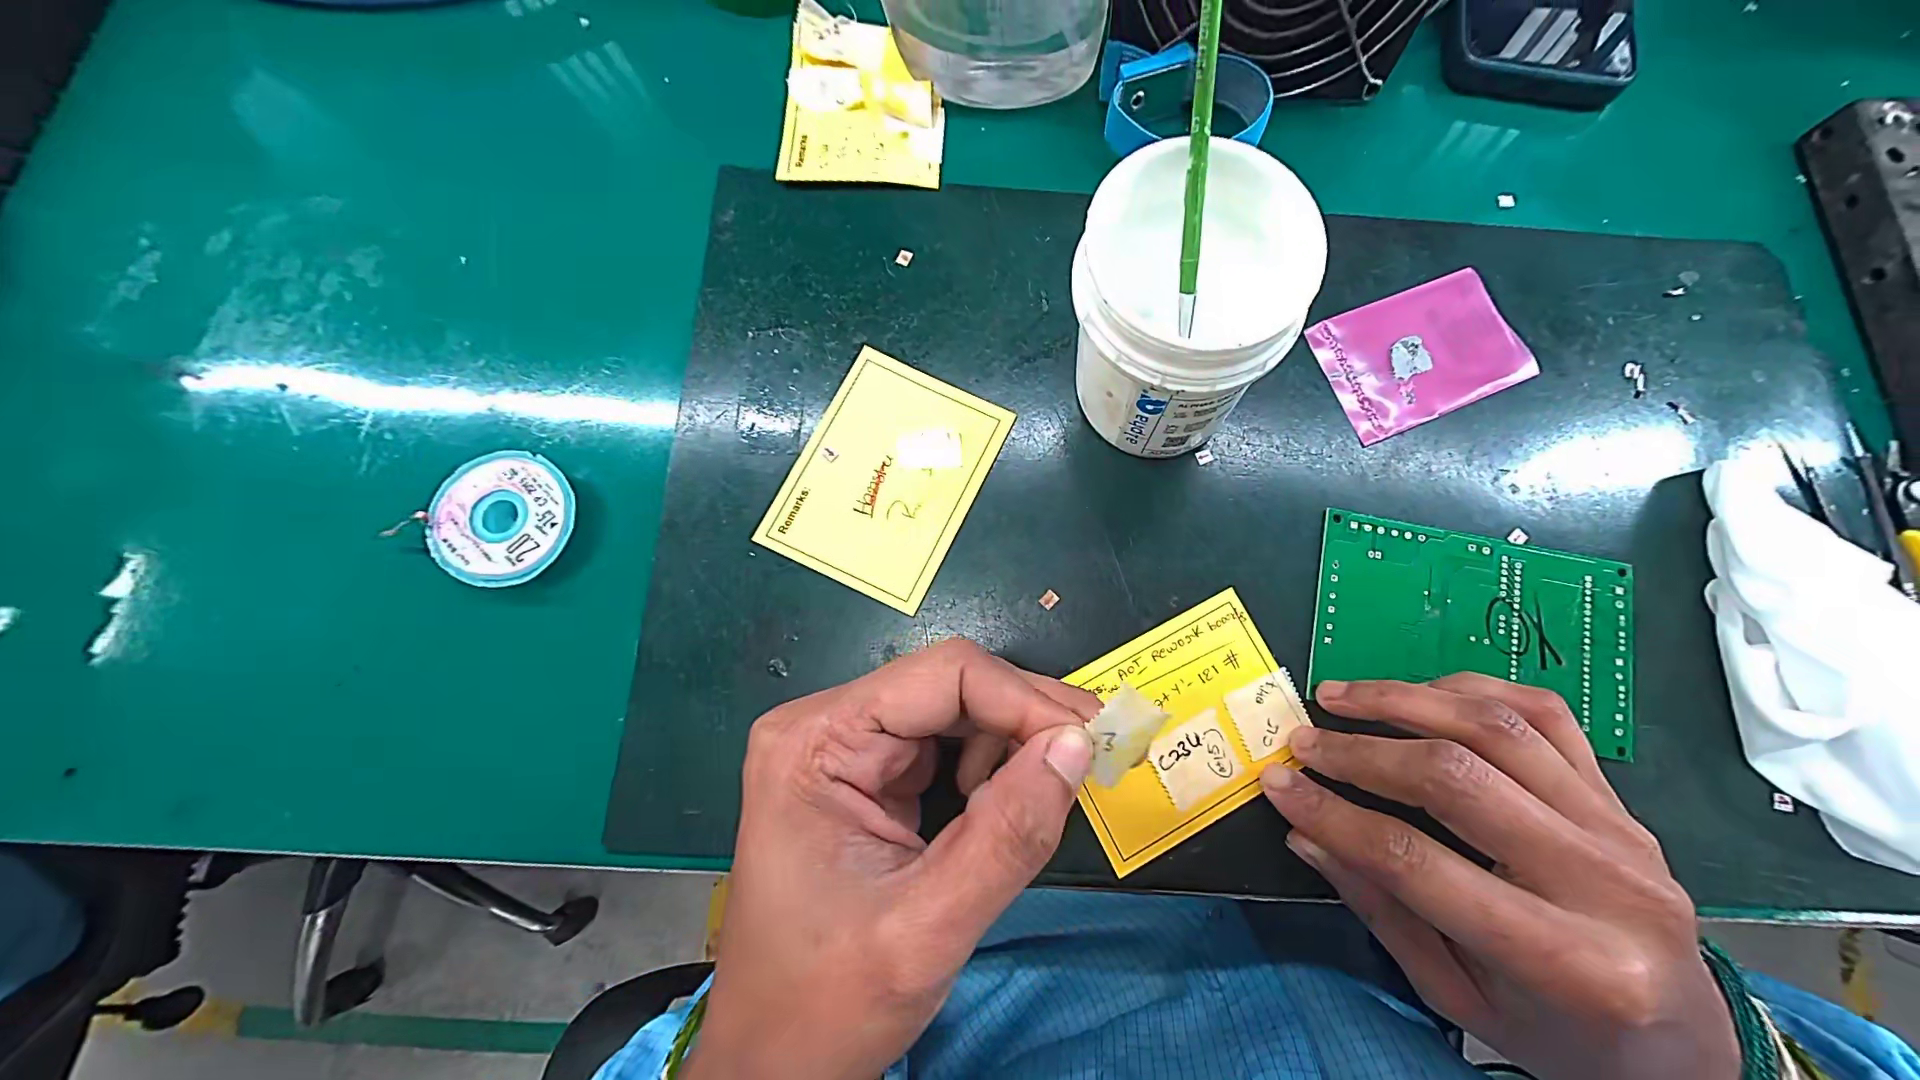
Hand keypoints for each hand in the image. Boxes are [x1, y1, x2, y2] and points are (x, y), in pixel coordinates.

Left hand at [685, 639, 1098, 1079]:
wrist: (773, 1057)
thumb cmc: (826, 1003)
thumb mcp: (926, 930)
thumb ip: (1008, 836)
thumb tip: (1076, 745)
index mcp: (817, 740)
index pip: (943, 675)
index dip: (1023, 700)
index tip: (1086, 745)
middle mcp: (826, 724)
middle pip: (950, 684)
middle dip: (1025, 716)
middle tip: (1091, 755)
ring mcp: (844, 745)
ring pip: (954, 709)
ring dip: (1011, 741)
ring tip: (1044, 791)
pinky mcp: (865, 771)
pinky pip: (944, 742)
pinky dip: (990, 764)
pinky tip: (1000, 804)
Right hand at [1262, 675, 1739, 1079]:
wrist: (1680, 1042)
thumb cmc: (1555, 1034)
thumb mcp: (1454, 994)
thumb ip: (1379, 908)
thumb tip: (1303, 833)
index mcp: (1564, 959)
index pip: (1414, 860)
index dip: (1331, 815)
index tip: (1276, 784)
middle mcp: (1604, 883)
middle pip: (1456, 777)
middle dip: (1360, 752)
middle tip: (1301, 741)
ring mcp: (1624, 830)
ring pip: (1497, 727)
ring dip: (1402, 700)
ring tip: (1338, 696)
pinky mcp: (1623, 799)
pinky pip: (1546, 715)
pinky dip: (1470, 689)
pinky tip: (1419, 691)